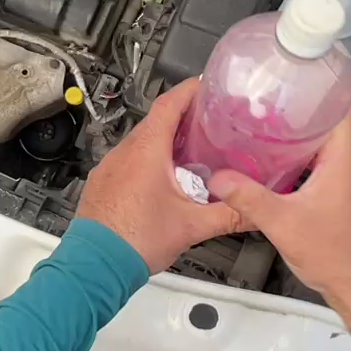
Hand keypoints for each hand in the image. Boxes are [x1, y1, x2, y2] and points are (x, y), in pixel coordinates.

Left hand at [78, 79, 250, 271]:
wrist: (95, 264)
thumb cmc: (133, 241)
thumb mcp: (191, 226)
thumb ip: (229, 215)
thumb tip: (255, 211)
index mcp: (146, 151)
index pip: (170, 103)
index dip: (191, 90)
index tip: (208, 86)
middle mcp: (124, 153)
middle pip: (156, 121)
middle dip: (184, 118)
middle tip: (210, 122)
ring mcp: (110, 168)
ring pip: (141, 142)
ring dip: (166, 142)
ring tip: (193, 151)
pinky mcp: (103, 184)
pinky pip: (128, 161)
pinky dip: (148, 161)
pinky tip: (164, 179)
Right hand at [207, 94, 350, 307]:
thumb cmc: (337, 256)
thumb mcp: (282, 223)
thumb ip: (247, 197)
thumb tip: (217, 176)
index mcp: (345, 158)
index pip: (348, 101)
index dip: (329, 78)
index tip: (301, 66)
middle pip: (334, 115)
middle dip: (304, 100)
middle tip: (270, 92)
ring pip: (329, 138)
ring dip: (303, 127)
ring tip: (267, 120)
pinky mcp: (345, 192)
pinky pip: (325, 159)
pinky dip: (304, 152)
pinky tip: (277, 159)